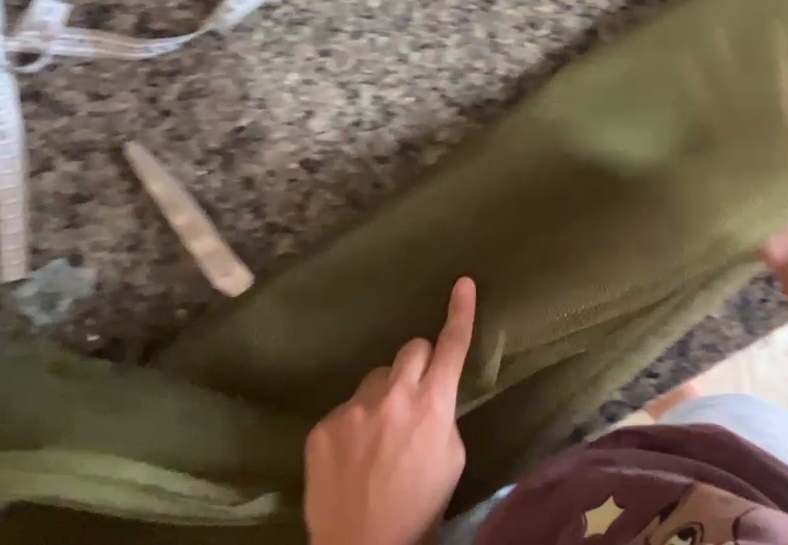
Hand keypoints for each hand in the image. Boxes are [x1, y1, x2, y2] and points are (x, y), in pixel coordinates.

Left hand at [305, 277, 476, 544]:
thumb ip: (443, 415)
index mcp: (433, 404)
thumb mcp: (451, 457)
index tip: (463, 282)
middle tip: (417, 394)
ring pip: (377, 377)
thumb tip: (432, 393)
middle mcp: (394, 396)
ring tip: (380, 433)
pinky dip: (355, 422)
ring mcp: (354, 409)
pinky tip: (354, 453)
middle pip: (411, 348)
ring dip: (385, 393)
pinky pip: (347, 406)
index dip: (460, 312)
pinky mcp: (323, 425)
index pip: (452, 346)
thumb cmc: (420, 506)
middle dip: (419, 363)